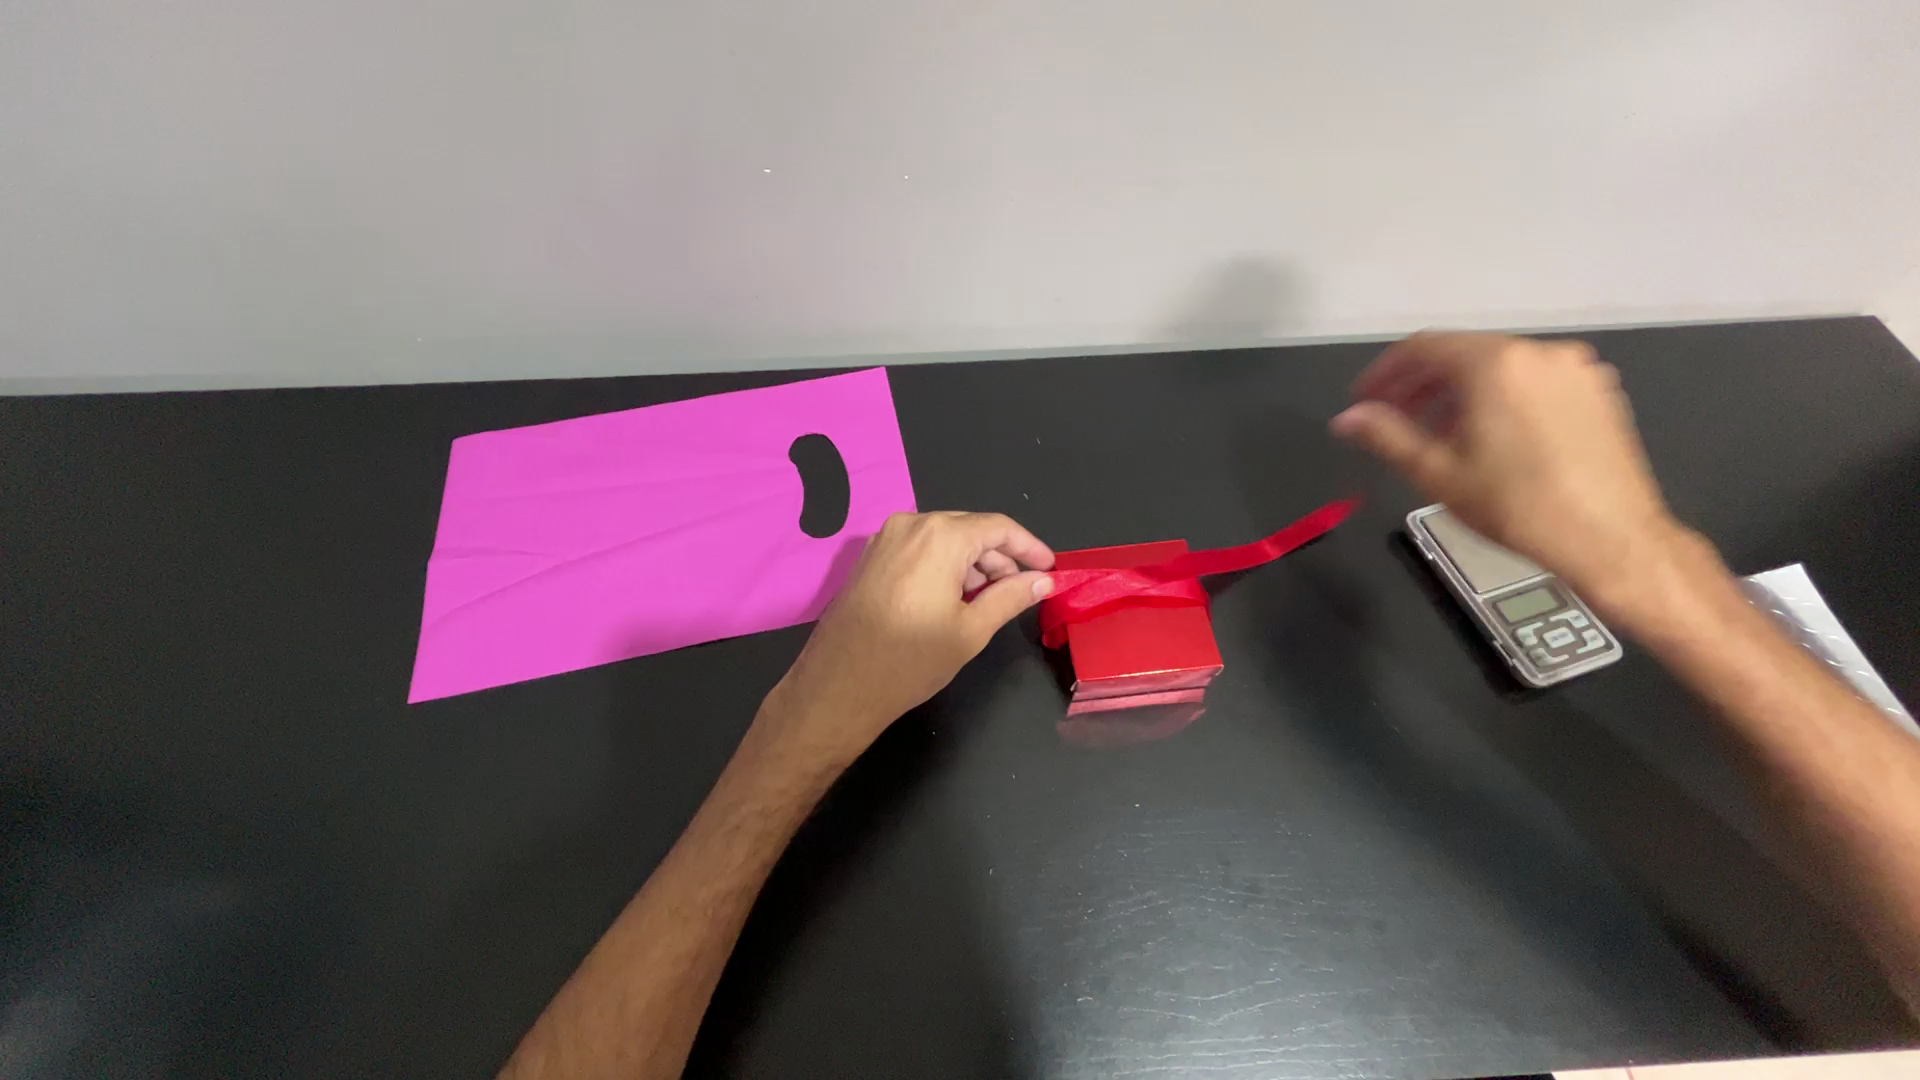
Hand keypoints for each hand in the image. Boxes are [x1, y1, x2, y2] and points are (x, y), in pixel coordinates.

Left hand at [758, 511, 1056, 765]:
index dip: (1029, 547)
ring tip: (988, 602)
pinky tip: (954, 600)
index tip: (1049, 569)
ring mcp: (885, 539)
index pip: (998, 527)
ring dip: (971, 564)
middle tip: (1021, 590)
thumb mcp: (971, 630)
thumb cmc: (910, 659)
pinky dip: (943, 566)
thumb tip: (1042, 580)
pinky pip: (919, 549)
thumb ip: (1011, 597)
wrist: (839, 685)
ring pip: (944, 539)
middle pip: (970, 529)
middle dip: (1000, 558)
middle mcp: (911, 525)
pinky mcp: (871, 557)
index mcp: (940, 536)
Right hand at [1330, 332, 1684, 611]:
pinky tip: (1485, 438)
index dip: (1385, 371)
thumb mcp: (1435, 472)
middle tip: (1391, 419)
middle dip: (1419, 384)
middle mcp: (1539, 353)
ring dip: (1456, 393)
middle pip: (1461, 353)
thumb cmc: (1513, 504)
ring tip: (1435, 434)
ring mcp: (1576, 370)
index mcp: (1494, 365)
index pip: (1423, 347)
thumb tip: (1345, 418)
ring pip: (1497, 368)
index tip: (1363, 400)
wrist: (1610, 538)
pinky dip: (1497, 398)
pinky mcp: (1598, 393)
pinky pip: (1531, 381)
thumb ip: (1385, 435)